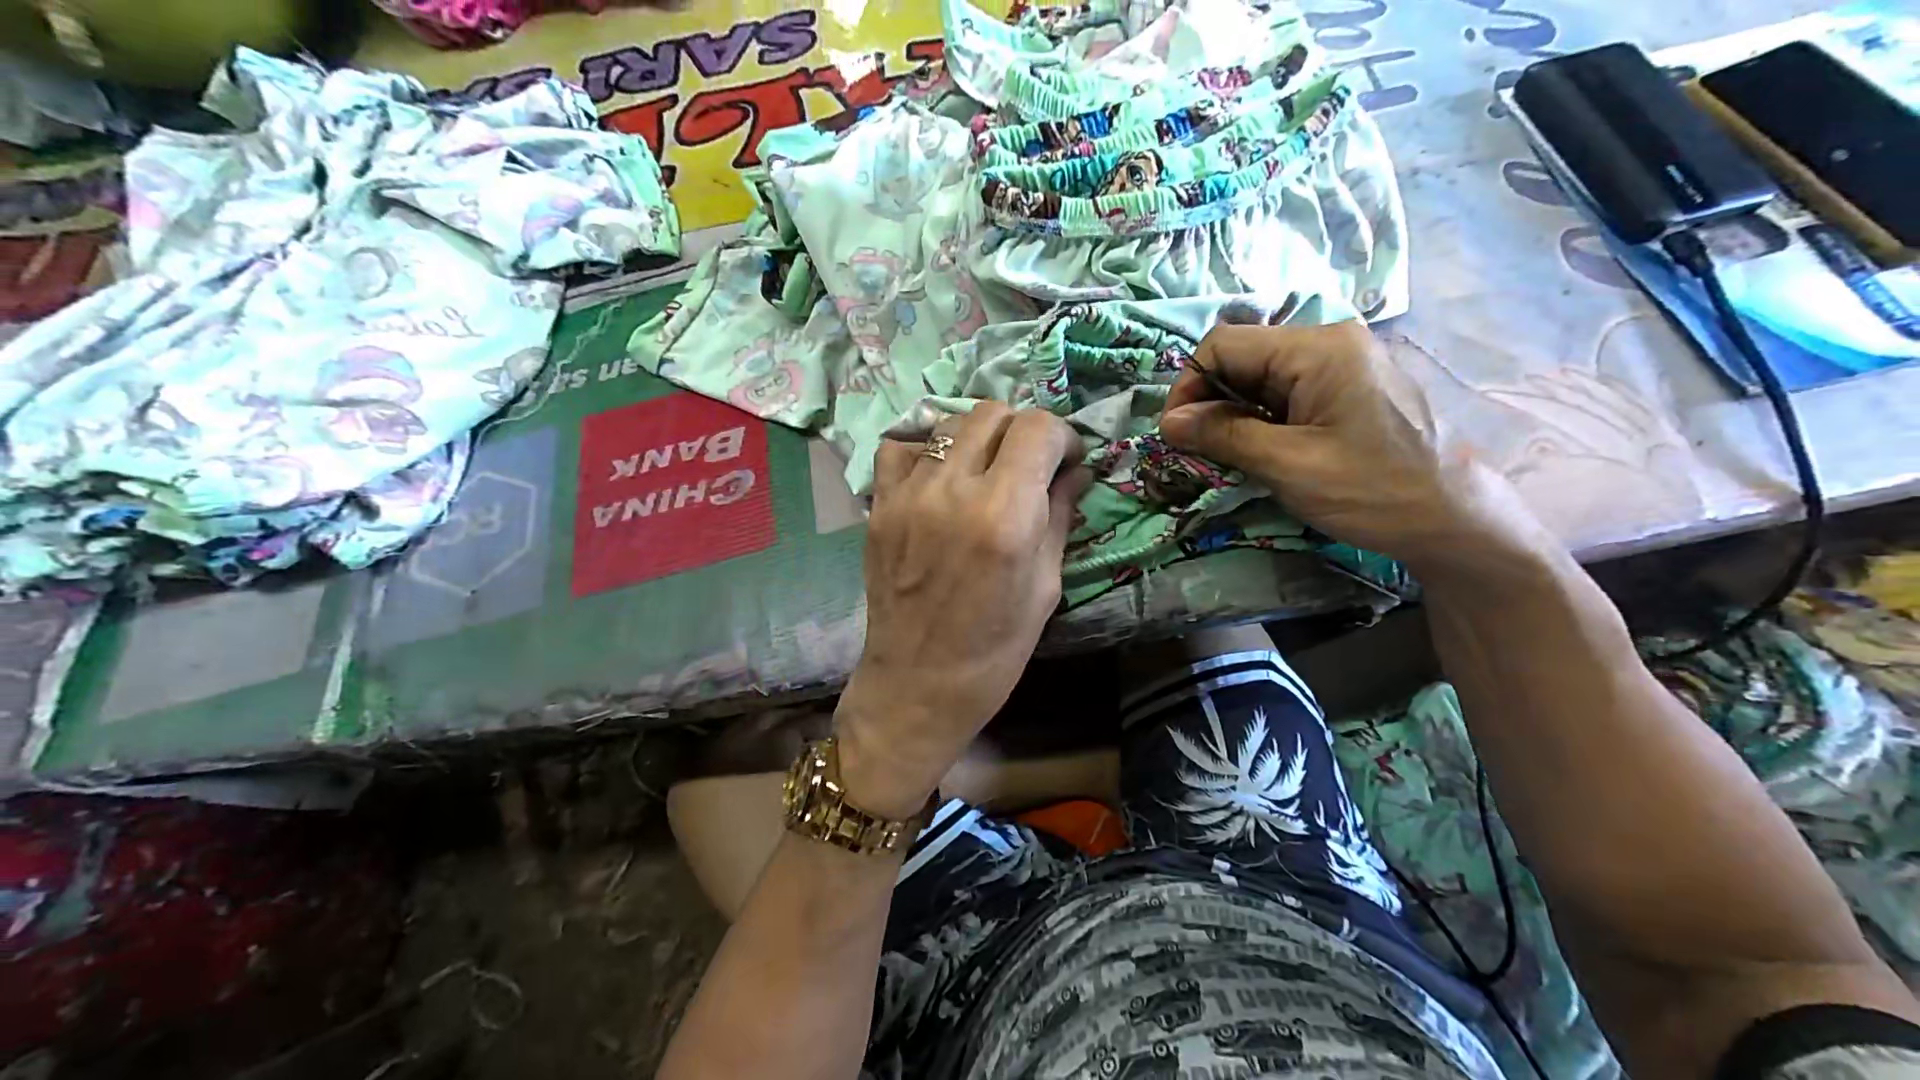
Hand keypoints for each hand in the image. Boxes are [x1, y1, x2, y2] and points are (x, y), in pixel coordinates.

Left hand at [835, 403, 1089, 819]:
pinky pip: (901, 448)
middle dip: (1021, 430)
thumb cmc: (995, 649)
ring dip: (977, 437)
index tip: (1065, 461)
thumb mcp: (1045, 586)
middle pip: (992, 413)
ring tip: (985, 470)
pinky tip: (939, 480)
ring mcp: (908, 494)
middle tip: (1028, 464)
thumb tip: (1075, 471)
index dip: (1061, 436)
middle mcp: (954, 491)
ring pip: (948, 423)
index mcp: (1005, 515)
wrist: (918, 684)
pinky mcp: (879, 506)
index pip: (1037, 428)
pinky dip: (927, 451)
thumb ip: (1059, 516)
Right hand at [1158, 321, 1551, 577]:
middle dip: (1211, 402)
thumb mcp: (1287, 464)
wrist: (1455, 520)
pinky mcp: (1351, 388)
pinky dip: (1263, 419)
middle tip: (1199, 450)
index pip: (1224, 344)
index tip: (1176, 433)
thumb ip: (1223, 435)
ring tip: (1230, 456)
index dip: (1188, 385)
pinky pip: (1288, 392)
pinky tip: (1265, 452)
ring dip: (1235, 414)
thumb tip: (1167, 422)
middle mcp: (1330, 342)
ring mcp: (1345, 363)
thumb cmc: (1371, 490)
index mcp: (1317, 347)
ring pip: (1262, 378)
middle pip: (1243, 358)